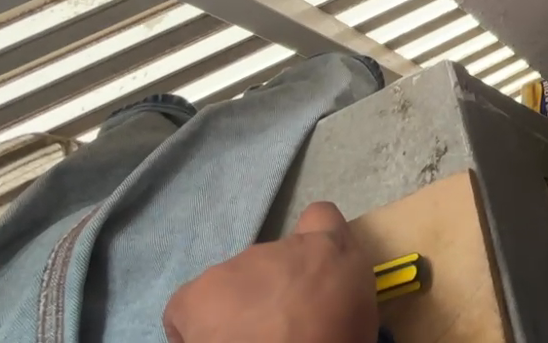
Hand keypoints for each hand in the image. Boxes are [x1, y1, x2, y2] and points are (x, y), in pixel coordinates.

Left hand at [163, 202, 377, 342]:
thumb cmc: (336, 342)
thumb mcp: (360, 312)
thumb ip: (342, 287)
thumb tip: (323, 296)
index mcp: (330, 247)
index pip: (320, 217)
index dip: (310, 245)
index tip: (306, 280)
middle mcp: (284, 246)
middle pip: (270, 261)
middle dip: (268, 290)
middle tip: (272, 331)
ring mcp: (240, 265)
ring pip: (232, 283)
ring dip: (235, 308)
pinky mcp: (200, 293)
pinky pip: (186, 306)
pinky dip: (191, 326)